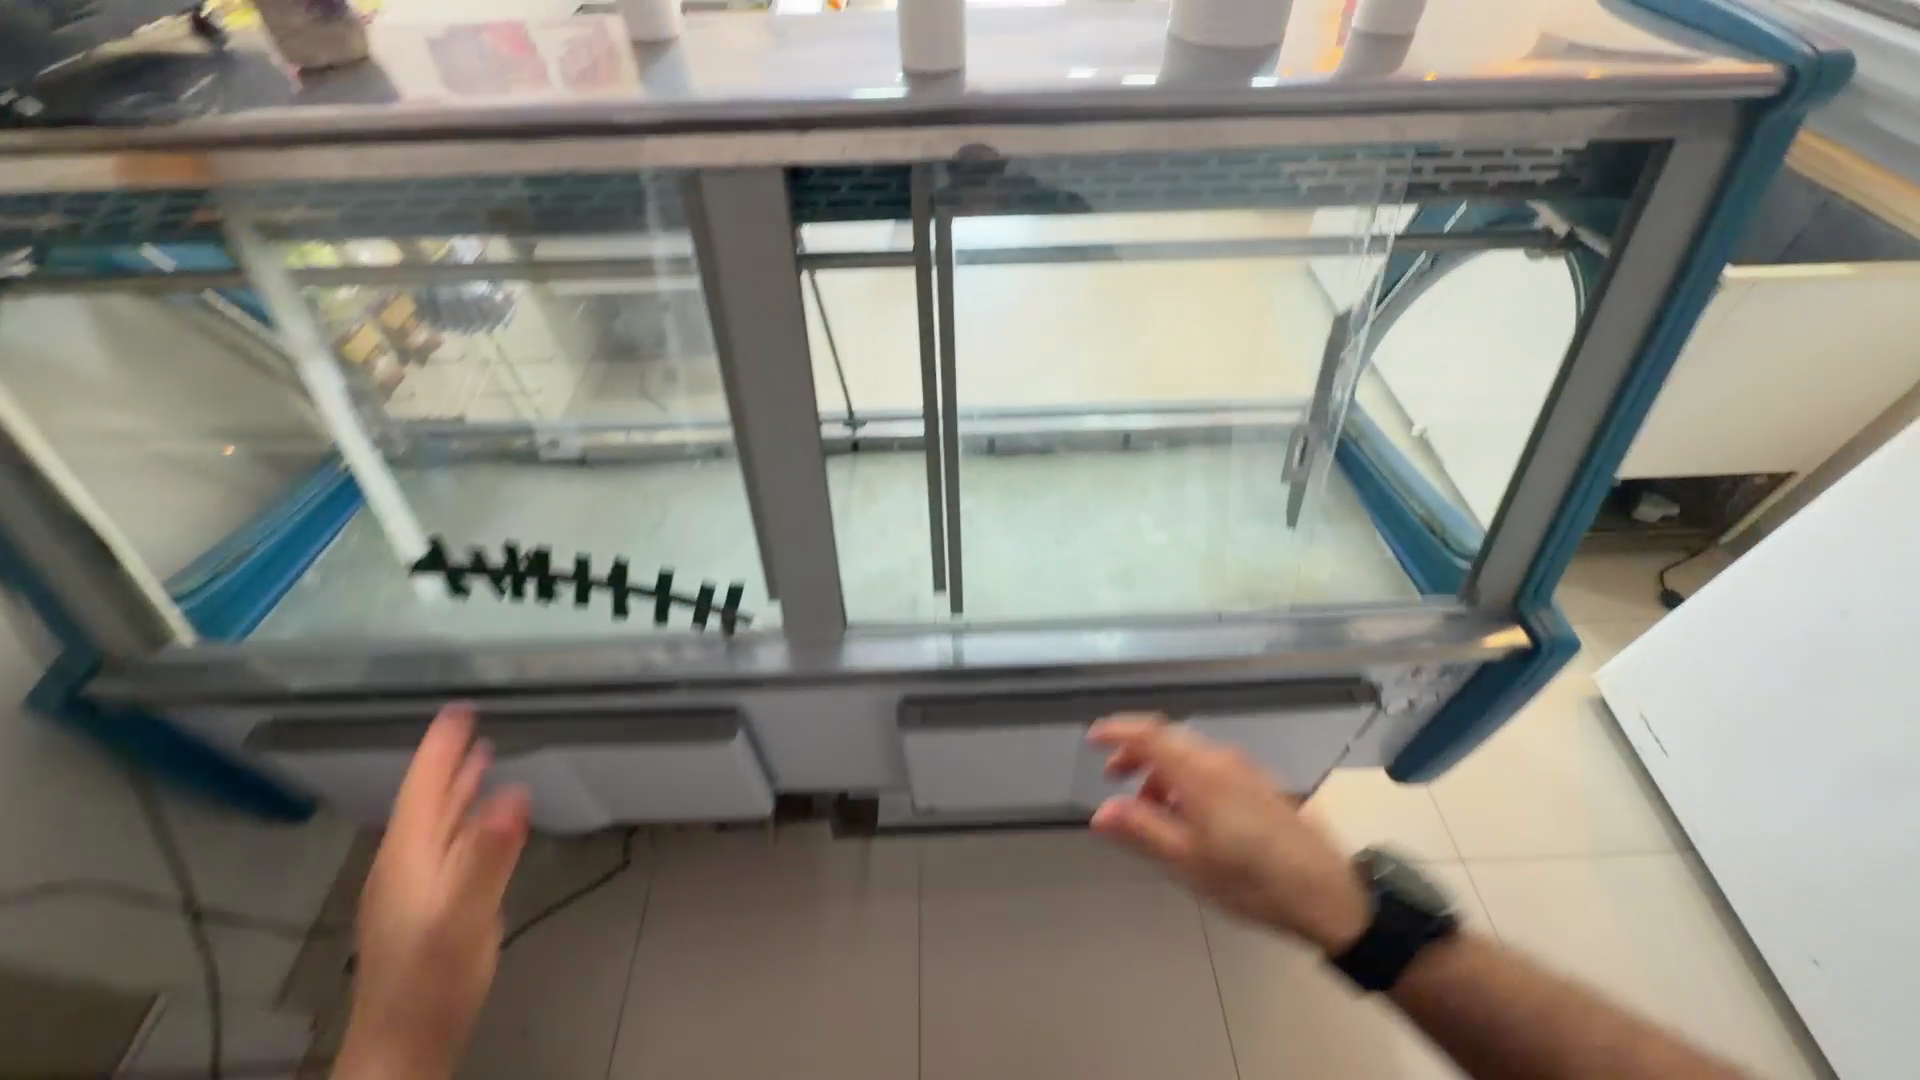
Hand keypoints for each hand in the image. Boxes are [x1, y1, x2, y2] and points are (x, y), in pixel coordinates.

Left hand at [336, 706, 530, 1079]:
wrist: (404, 1046)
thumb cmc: (433, 981)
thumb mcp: (464, 916)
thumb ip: (488, 854)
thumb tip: (517, 791)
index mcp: (409, 856)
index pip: (423, 787)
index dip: (440, 747)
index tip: (459, 708)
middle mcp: (407, 863)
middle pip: (428, 800)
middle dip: (448, 760)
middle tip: (470, 721)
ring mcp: (416, 886)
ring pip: (438, 821)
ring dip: (457, 786)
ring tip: (480, 755)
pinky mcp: (430, 905)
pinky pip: (450, 844)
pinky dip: (466, 818)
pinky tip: (482, 819)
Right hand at [1087, 713, 1370, 954]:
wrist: (1329, 894)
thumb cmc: (1251, 880)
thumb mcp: (1187, 861)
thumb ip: (1141, 830)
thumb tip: (1100, 812)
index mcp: (1200, 773)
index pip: (1150, 734)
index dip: (1118, 730)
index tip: (1093, 738)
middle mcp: (1222, 760)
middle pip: (1169, 739)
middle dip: (1136, 753)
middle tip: (1113, 777)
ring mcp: (1245, 770)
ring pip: (1190, 754)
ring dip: (1161, 771)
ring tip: (1149, 808)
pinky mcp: (1260, 785)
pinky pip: (1211, 767)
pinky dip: (1185, 779)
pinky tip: (1187, 815)